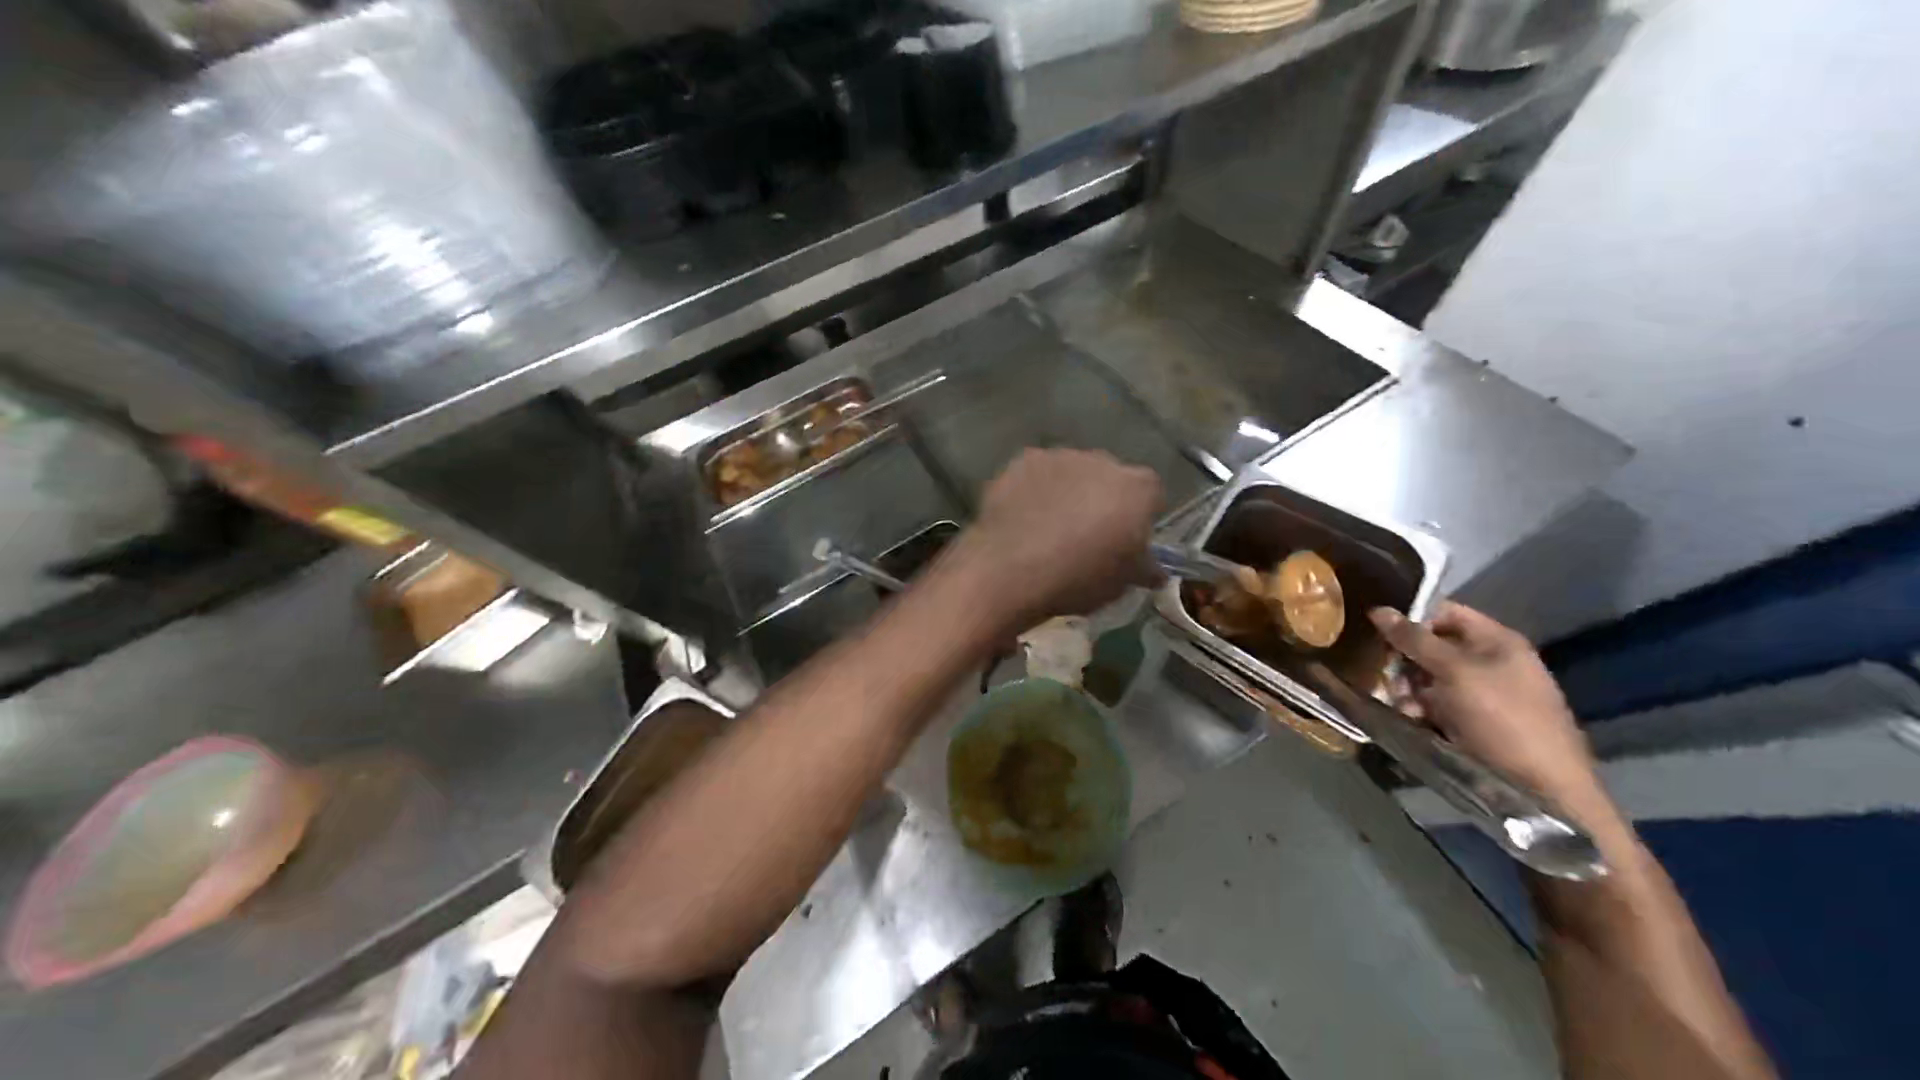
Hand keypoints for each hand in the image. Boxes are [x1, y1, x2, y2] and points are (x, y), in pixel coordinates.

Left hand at [949, 449, 1163, 630]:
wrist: (1011, 570)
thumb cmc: (1079, 578)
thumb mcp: (1122, 584)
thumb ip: (1144, 568)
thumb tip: (1155, 570)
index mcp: (1137, 488)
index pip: (1152, 495)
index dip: (1141, 517)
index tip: (1126, 540)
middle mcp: (1102, 461)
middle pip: (1110, 478)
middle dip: (1103, 499)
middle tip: (1087, 534)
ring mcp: (1059, 457)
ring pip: (1071, 472)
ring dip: (1068, 491)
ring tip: (1049, 527)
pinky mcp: (1021, 461)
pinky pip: (1036, 474)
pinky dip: (1034, 490)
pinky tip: (1023, 517)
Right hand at [1369, 602, 1600, 803]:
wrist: (1541, 788)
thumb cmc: (1503, 717)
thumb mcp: (1455, 671)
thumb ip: (1415, 639)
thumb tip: (1378, 609)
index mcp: (1496, 641)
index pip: (1444, 612)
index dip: (1412, 617)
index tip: (1379, 630)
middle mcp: (1489, 662)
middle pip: (1431, 646)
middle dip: (1405, 660)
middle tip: (1389, 675)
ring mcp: (1481, 693)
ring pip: (1427, 678)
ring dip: (1407, 688)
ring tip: (1402, 705)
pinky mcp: (1471, 721)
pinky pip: (1433, 704)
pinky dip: (1418, 709)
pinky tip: (1412, 719)